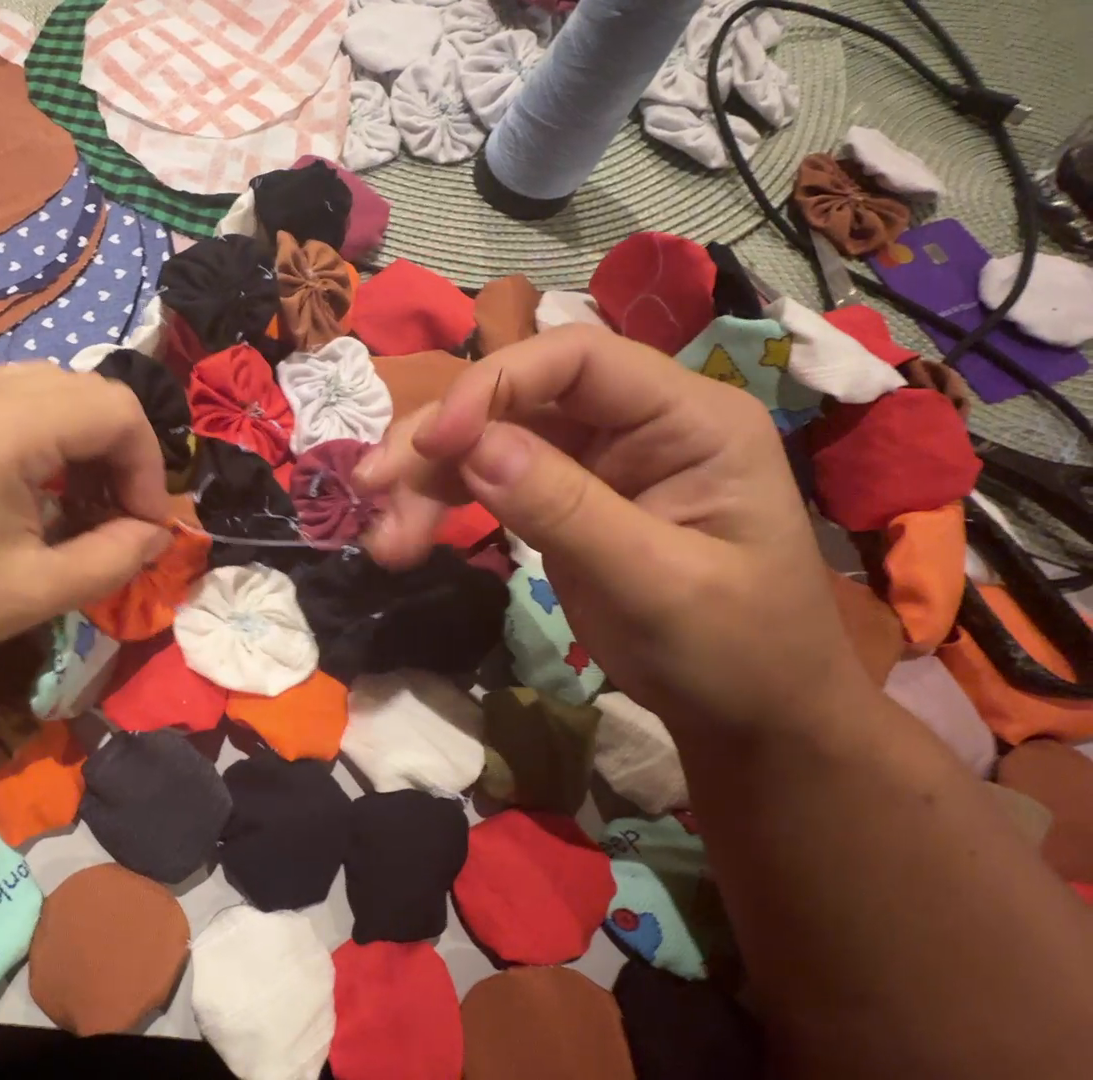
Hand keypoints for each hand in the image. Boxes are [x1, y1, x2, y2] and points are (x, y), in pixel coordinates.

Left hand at [0, 365, 171, 694]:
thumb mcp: (34, 593)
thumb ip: (113, 558)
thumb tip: (156, 536)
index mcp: (4, 426)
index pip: (116, 410)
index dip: (149, 467)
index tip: (145, 527)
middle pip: (84, 390)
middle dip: (119, 450)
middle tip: (117, 517)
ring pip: (45, 391)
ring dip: (80, 440)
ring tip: (79, 505)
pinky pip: (3, 403)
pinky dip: (39, 437)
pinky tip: (29, 493)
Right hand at [353, 325, 869, 734]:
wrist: (748, 715)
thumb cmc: (734, 650)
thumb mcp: (657, 583)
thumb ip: (566, 511)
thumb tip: (470, 448)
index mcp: (688, 419)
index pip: (578, 360)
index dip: (495, 384)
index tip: (433, 442)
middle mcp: (634, 424)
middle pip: (514, 398)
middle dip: (438, 440)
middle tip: (373, 488)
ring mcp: (592, 461)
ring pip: (485, 439)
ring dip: (424, 481)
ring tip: (384, 541)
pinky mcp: (556, 499)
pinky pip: (483, 482)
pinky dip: (437, 506)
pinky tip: (402, 539)